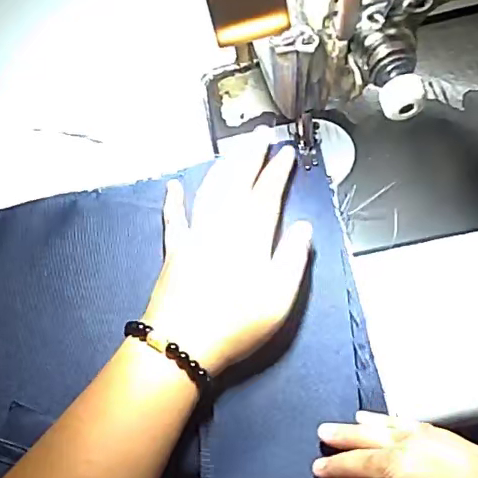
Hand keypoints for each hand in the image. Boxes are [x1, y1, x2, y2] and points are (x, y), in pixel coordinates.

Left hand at [142, 145, 313, 370]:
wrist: (182, 343)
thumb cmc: (236, 324)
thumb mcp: (279, 297)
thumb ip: (293, 258)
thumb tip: (303, 228)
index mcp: (251, 235)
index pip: (267, 193)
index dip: (278, 171)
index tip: (285, 153)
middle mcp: (222, 226)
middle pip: (237, 181)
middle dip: (250, 155)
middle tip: (260, 133)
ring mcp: (195, 236)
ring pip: (209, 190)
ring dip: (222, 167)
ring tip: (232, 151)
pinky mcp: (174, 250)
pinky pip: (174, 218)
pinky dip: (174, 200)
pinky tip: (174, 187)